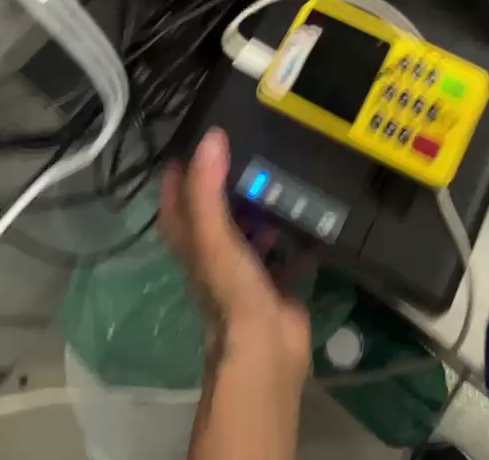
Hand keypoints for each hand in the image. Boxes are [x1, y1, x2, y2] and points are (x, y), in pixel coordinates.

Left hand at [158, 128, 311, 377]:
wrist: (266, 352)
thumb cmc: (231, 293)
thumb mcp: (214, 235)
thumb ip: (209, 189)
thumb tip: (211, 137)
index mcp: (193, 245)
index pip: (177, 203)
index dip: (177, 176)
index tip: (190, 142)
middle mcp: (215, 256)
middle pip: (215, 215)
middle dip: (225, 186)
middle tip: (246, 149)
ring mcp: (246, 272)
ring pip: (249, 232)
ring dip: (260, 208)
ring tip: (280, 174)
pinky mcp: (275, 285)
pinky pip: (285, 254)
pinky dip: (296, 237)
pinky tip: (311, 215)